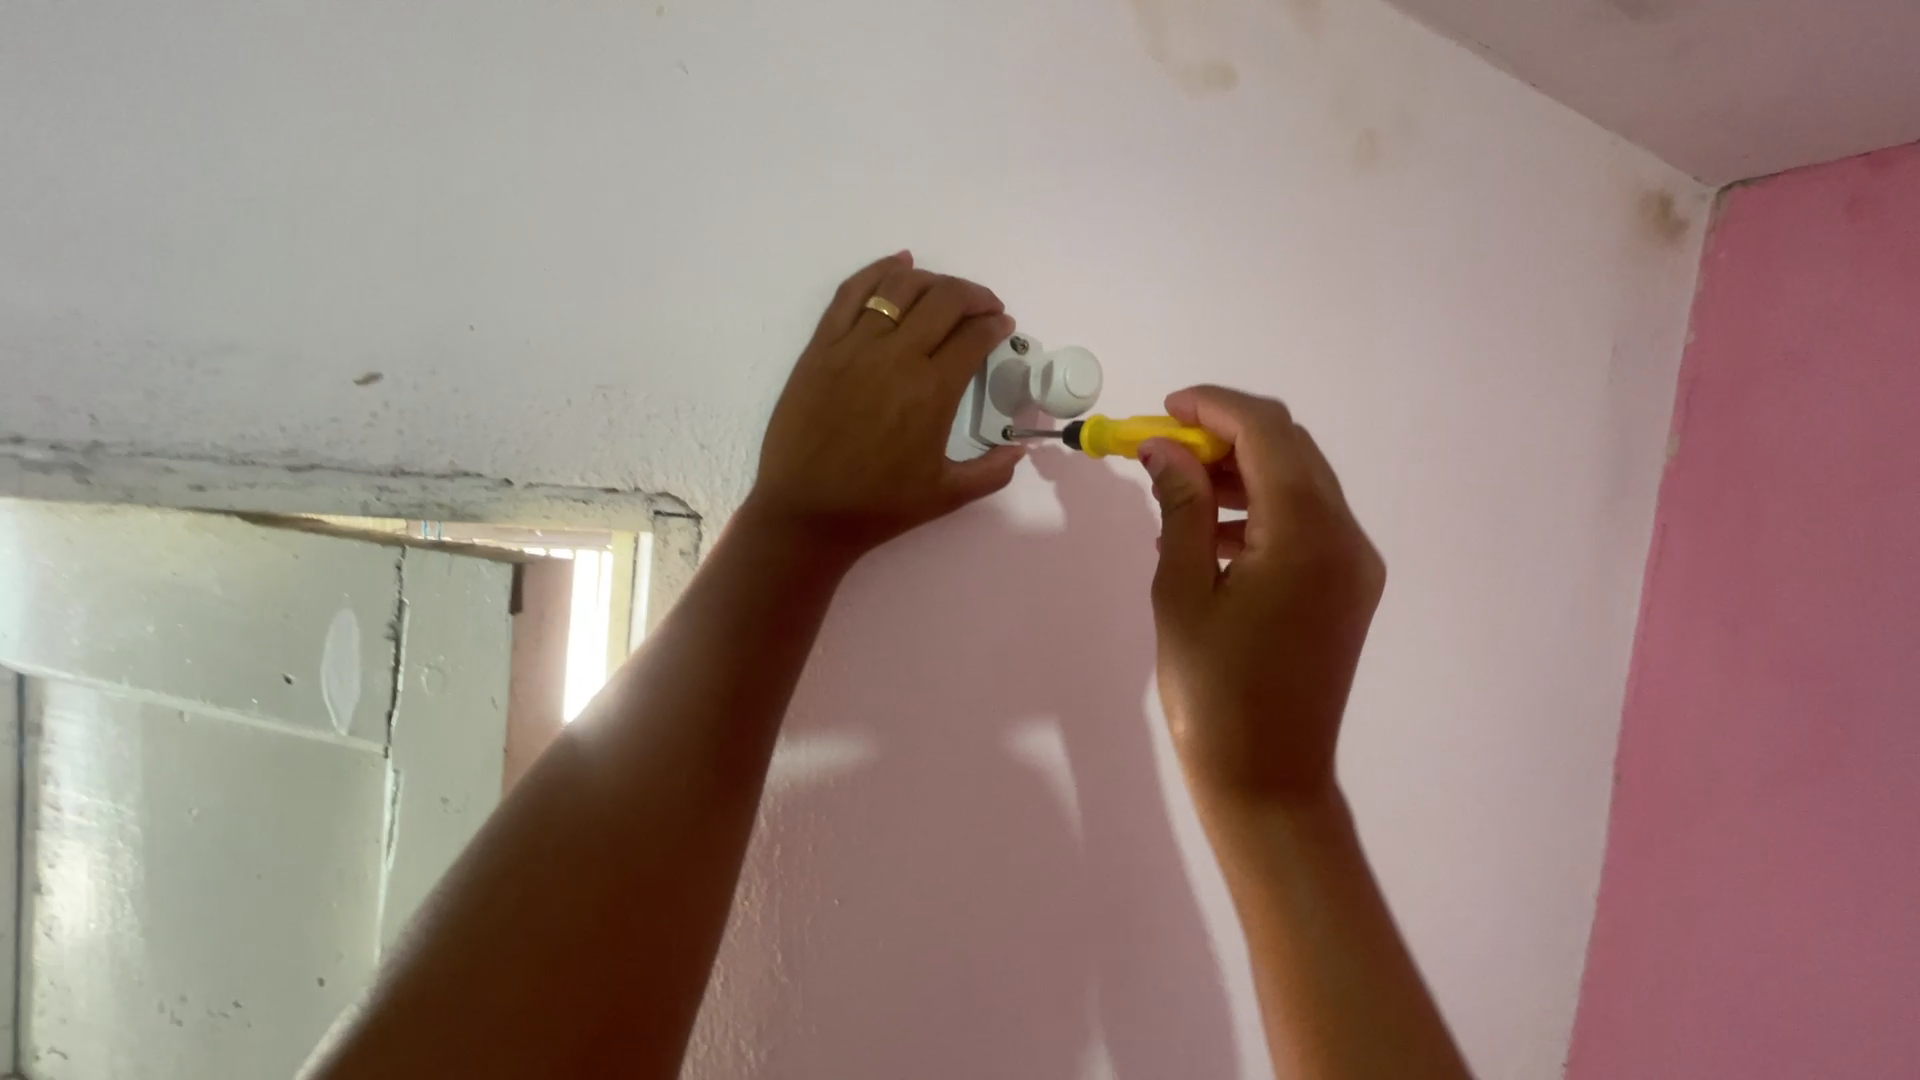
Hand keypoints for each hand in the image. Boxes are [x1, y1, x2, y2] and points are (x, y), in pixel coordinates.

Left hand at [745, 252, 1025, 561]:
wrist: (808, 514)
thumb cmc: (879, 507)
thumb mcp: (946, 496)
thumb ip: (991, 472)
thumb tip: (1021, 451)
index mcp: (932, 393)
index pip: (974, 336)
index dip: (995, 325)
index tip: (1002, 326)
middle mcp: (896, 358)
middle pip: (944, 301)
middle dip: (974, 296)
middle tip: (984, 307)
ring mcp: (853, 347)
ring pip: (900, 288)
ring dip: (933, 281)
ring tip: (945, 292)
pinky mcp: (820, 347)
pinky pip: (851, 293)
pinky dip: (879, 270)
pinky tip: (898, 263)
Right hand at [1140, 386, 1385, 806]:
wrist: (1268, 778)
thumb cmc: (1212, 691)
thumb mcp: (1182, 591)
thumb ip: (1180, 506)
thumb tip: (1163, 448)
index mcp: (1306, 534)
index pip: (1267, 432)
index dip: (1214, 406)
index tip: (1164, 410)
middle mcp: (1346, 538)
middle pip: (1291, 449)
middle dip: (1226, 434)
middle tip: (1166, 449)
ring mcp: (1355, 565)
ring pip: (1301, 483)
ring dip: (1242, 471)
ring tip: (1179, 491)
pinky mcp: (1348, 588)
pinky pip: (1306, 523)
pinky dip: (1260, 510)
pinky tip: (1209, 536)